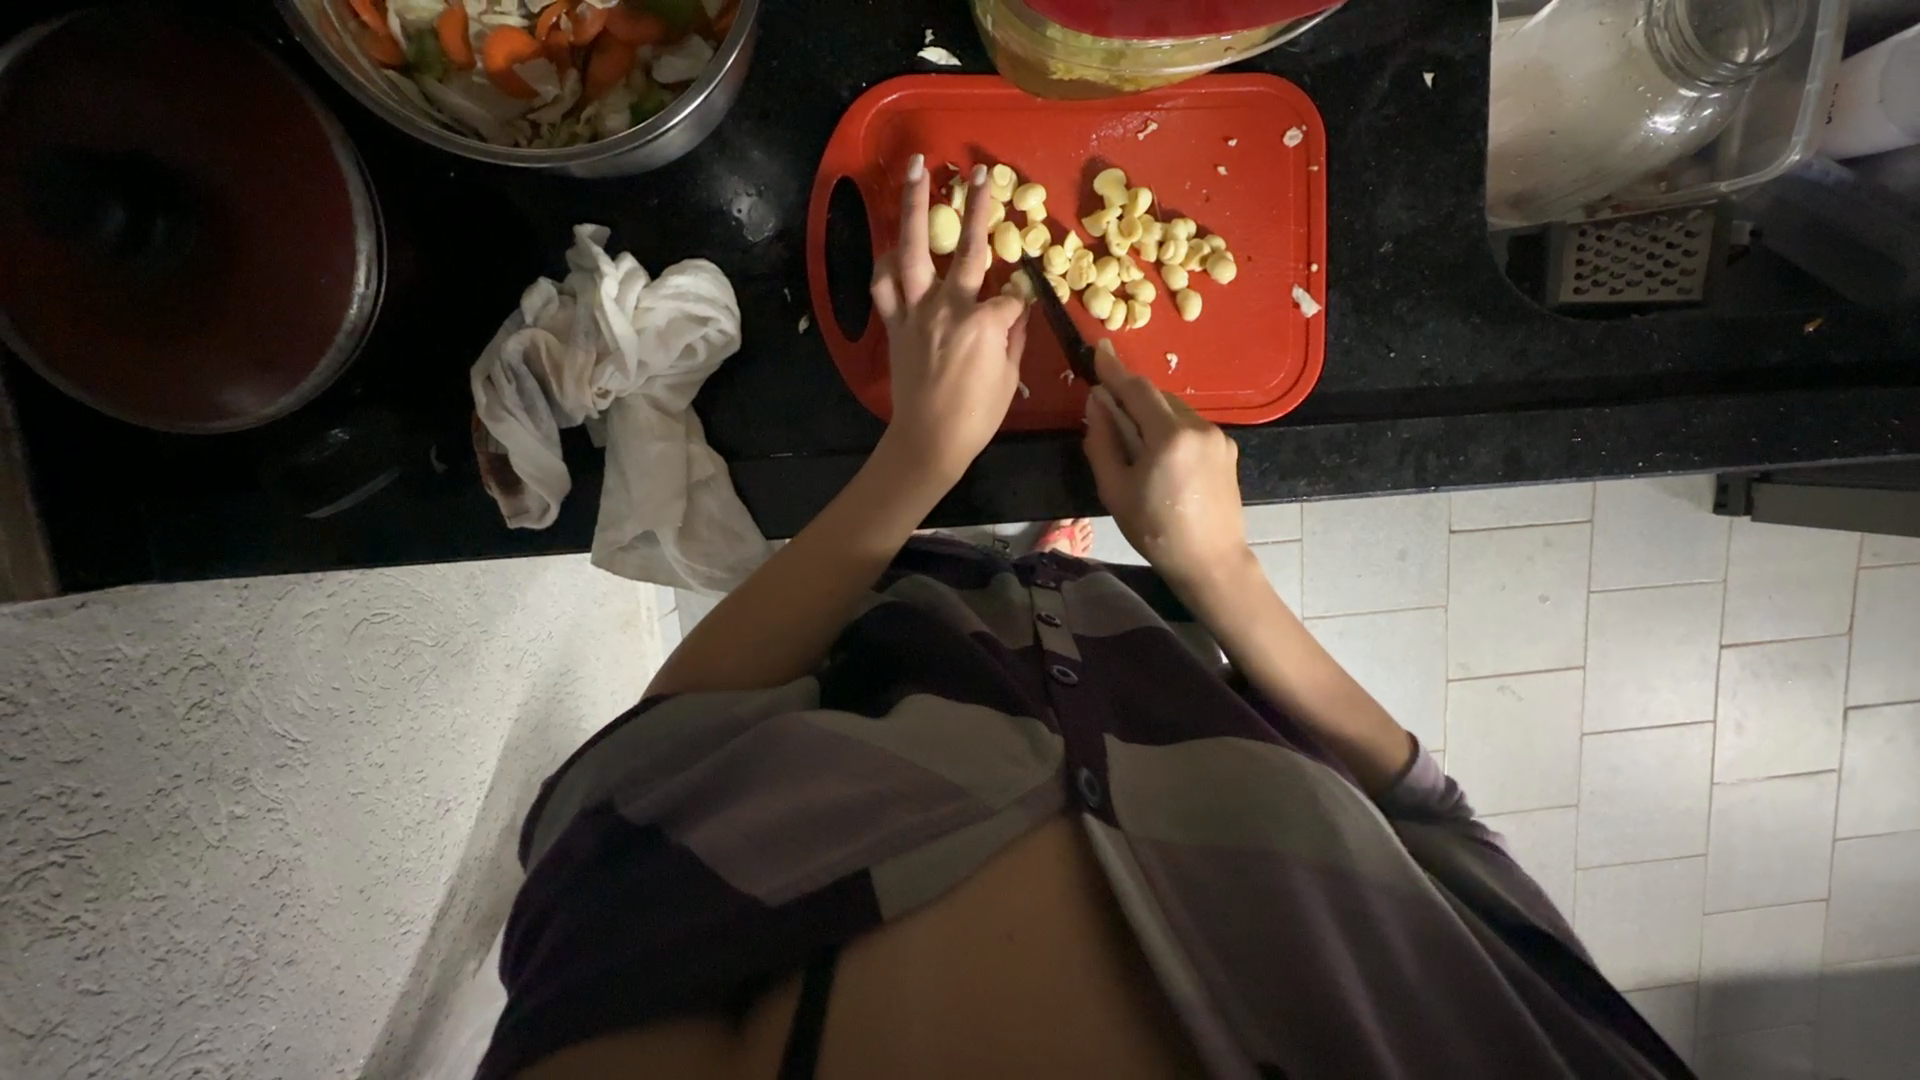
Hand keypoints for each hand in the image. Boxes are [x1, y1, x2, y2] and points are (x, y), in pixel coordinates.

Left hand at [870, 156, 1030, 482]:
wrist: (929, 440)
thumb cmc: (976, 416)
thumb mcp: (1009, 377)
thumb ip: (1014, 336)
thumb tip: (1017, 311)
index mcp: (985, 322)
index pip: (1010, 297)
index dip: (1019, 302)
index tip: (1020, 312)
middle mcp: (949, 307)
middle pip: (965, 248)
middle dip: (976, 206)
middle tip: (979, 171)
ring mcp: (917, 312)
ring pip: (913, 250)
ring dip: (914, 207)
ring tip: (917, 171)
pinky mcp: (894, 324)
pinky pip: (883, 285)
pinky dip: (886, 263)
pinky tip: (894, 247)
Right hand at [1082, 342, 1254, 592]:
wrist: (1211, 561)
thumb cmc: (1155, 530)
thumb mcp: (1115, 490)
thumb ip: (1102, 441)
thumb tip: (1096, 403)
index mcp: (1169, 436)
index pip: (1137, 389)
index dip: (1115, 369)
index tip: (1098, 350)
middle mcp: (1198, 426)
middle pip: (1157, 396)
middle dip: (1130, 395)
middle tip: (1105, 405)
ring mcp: (1217, 436)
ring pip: (1175, 410)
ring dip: (1150, 413)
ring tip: (1131, 438)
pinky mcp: (1226, 449)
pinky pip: (1190, 426)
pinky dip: (1169, 427)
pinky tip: (1158, 453)